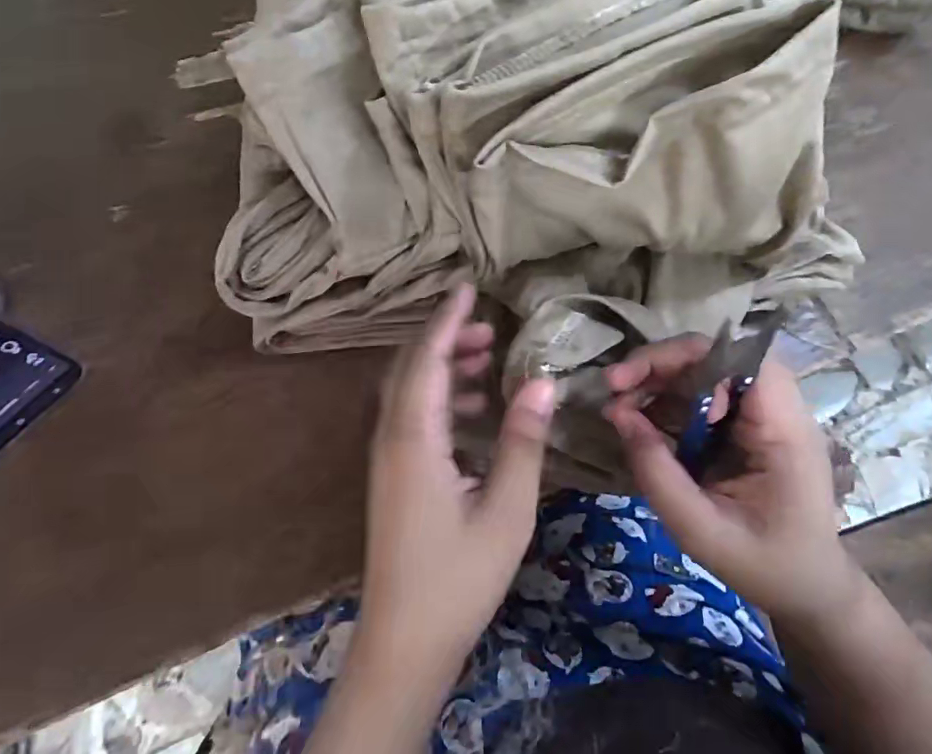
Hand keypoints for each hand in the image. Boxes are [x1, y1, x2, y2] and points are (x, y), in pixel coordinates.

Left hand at [357, 284, 557, 668]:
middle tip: (490, 328)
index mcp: (414, 439)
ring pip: (410, 393)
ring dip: (445, 368)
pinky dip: (442, 400)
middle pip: (411, 369)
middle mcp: (392, 439)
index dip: (446, 321)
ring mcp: (387, 460)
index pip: (426, 360)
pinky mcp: (393, 478)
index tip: (467, 289)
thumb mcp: (506, 509)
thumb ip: (523, 441)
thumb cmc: (459, 577)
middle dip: (446, 339)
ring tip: (488, 359)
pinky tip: (476, 411)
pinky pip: (412, 418)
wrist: (404, 641)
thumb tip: (544, 381)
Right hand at [604, 335, 862, 624]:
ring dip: (658, 382)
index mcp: (784, 429)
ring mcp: (761, 415)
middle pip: (717, 357)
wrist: (808, 591)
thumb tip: (620, 417)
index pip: (740, 358)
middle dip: (660, 365)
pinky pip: (704, 396)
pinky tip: (638, 422)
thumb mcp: (703, 532)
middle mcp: (776, 409)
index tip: (638, 382)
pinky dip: (667, 402)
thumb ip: (660, 476)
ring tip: (617, 408)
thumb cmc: (765, 566)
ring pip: (705, 372)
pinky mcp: (746, 425)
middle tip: (613, 386)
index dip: (686, 357)